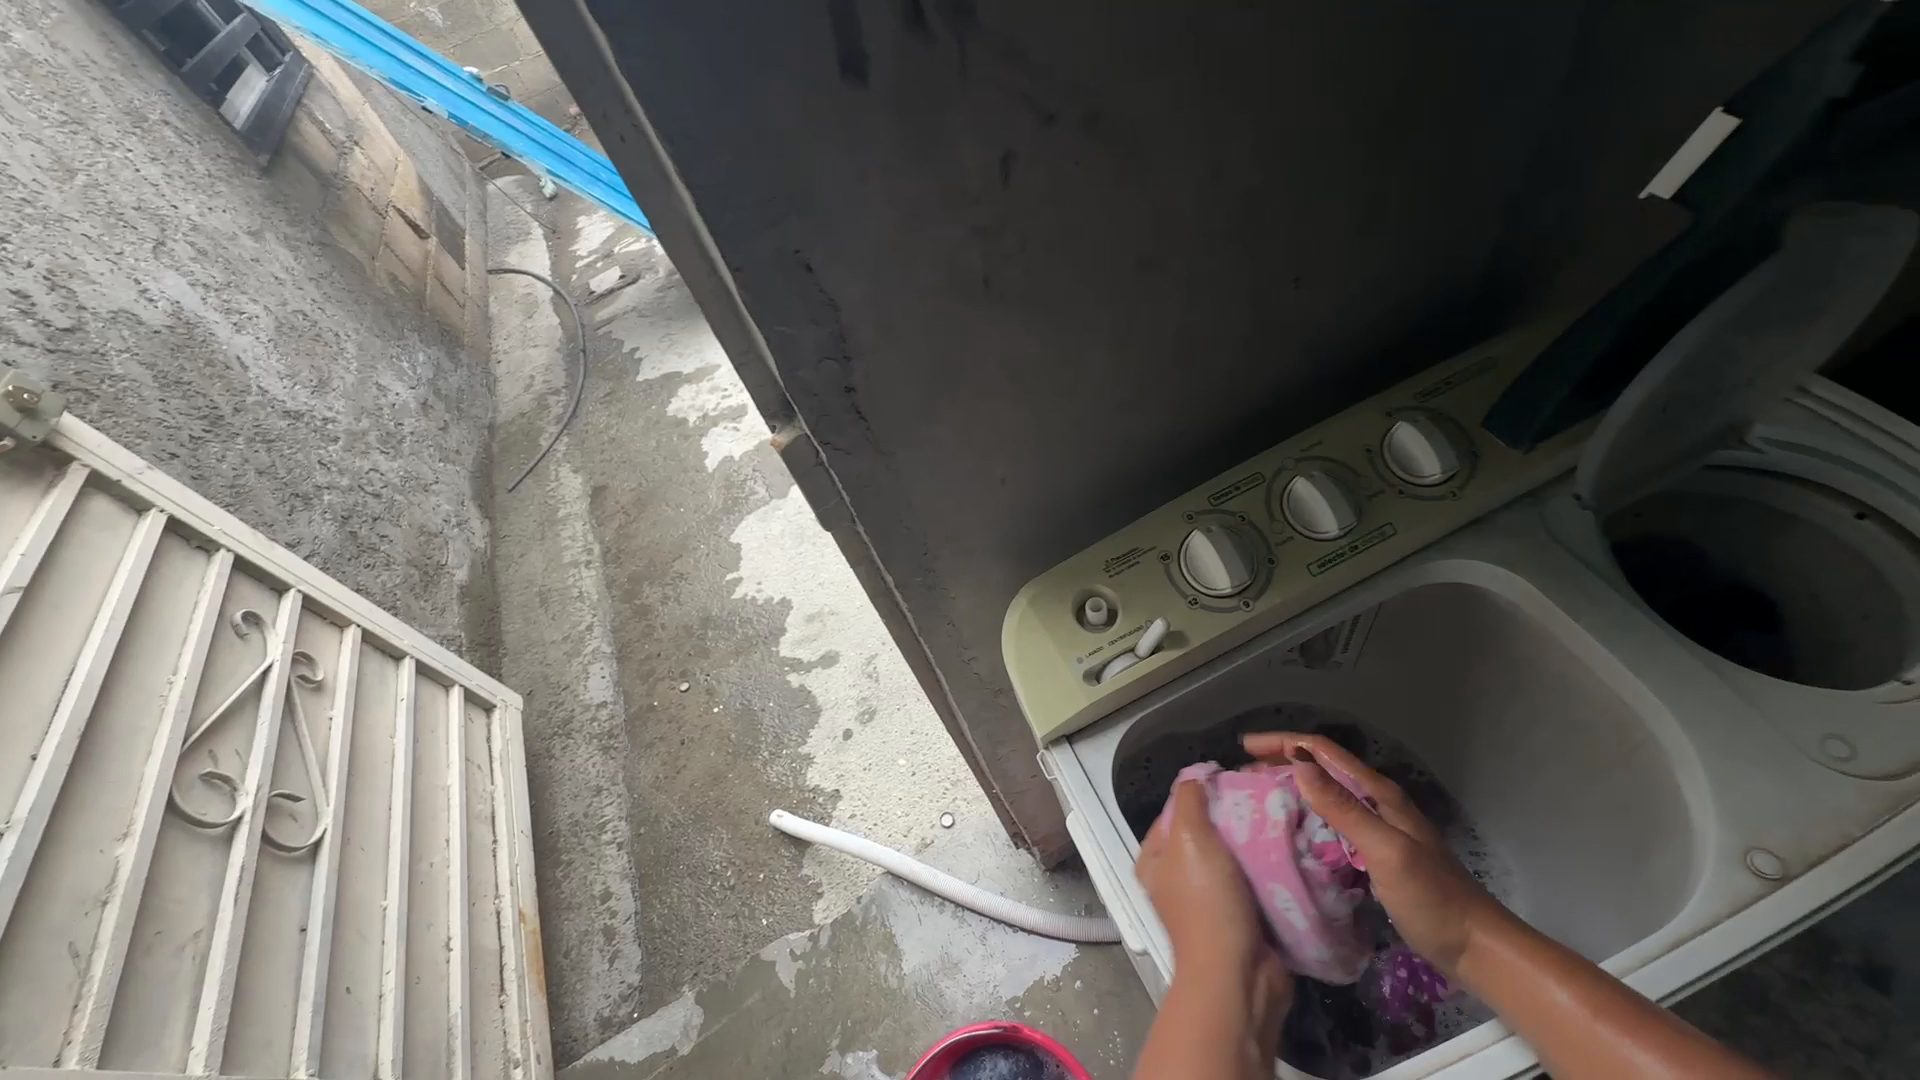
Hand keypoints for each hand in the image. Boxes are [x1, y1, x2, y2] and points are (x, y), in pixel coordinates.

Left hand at [1136, 781, 1292, 1008]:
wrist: (1238, 975)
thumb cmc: (1206, 901)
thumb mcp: (1188, 836)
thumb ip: (1189, 799)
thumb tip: (1196, 775)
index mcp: (1154, 860)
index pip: (1174, 811)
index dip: (1201, 794)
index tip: (1234, 781)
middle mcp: (1176, 879)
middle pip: (1207, 833)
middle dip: (1234, 818)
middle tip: (1265, 799)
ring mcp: (1209, 900)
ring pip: (1235, 857)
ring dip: (1257, 843)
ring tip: (1282, 819)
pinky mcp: (1241, 918)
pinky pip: (1257, 882)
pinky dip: (1271, 869)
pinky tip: (1290, 850)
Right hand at [1244, 732, 1511, 979]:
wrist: (1474, 946)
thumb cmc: (1431, 897)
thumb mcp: (1385, 850)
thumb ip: (1343, 808)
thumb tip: (1297, 764)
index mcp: (1377, 793)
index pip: (1322, 751)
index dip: (1282, 742)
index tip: (1244, 748)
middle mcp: (1374, 802)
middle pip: (1320, 768)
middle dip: (1280, 763)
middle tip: (1241, 776)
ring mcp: (1375, 827)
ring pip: (1323, 794)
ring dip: (1289, 789)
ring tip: (1255, 798)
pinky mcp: (1372, 852)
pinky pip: (1328, 823)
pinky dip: (1303, 817)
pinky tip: (1287, 832)